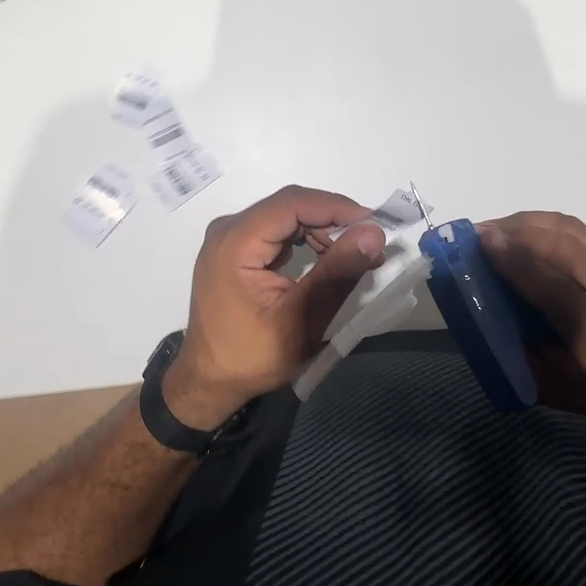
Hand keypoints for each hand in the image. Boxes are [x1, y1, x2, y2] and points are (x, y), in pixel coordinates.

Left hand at [166, 186, 386, 428]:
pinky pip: (277, 232)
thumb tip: (374, 233)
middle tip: (371, 245)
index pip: (292, 204)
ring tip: (357, 256)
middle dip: (334, 221)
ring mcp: (230, 239)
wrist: (210, 381)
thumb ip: (337, 271)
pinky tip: (331, 260)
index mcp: (235, 242)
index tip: (375, 225)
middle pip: (289, 207)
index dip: (336, 208)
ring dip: (323, 231)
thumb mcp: (302, 318)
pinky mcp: (236, 251)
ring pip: (286, 218)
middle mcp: (228, 230)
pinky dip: (307, 241)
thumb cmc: (252, 355)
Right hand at [478, 212, 585, 426]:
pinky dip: (542, 222)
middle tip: (479, 233)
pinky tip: (517, 227)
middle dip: (522, 236)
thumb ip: (515, 345)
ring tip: (493, 228)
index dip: (523, 266)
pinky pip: (576, 229)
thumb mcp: (542, 382)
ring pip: (573, 233)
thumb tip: (476, 297)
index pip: (563, 294)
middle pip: (571, 252)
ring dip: (528, 224)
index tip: (486, 246)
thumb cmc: (580, 387)